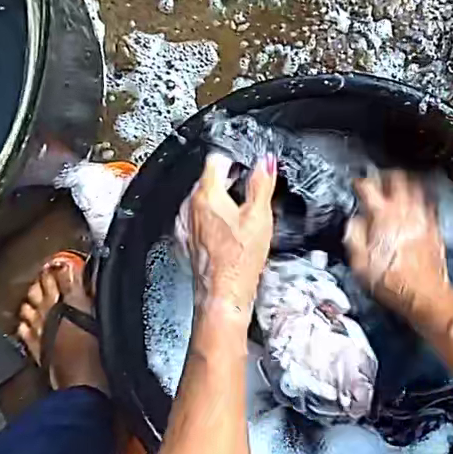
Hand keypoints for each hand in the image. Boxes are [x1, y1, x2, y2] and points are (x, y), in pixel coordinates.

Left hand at [176, 152, 276, 323]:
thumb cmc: (239, 260)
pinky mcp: (187, 241)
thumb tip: (266, 162)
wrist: (223, 294)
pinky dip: (211, 220)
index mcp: (206, 194)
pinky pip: (198, 219)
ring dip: (219, 201)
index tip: (246, 168)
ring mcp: (186, 224)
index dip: (234, 160)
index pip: (216, 160)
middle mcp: (190, 207)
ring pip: (202, 200)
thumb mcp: (259, 216)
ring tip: (239, 215)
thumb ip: (262, 183)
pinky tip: (226, 232)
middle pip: (208, 179)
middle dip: (228, 181)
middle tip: (248, 192)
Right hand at [345, 171, 452, 322]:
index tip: (357, 184)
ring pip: (416, 188)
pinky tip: (419, 204)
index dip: (360, 182)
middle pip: (397, 179)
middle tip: (380, 177)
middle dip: (386, 175)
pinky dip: (422, 199)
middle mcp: (404, 213)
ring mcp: (422, 219)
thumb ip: (353, 236)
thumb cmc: (393, 282)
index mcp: (382, 217)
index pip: (369, 188)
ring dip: (407, 183)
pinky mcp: (435, 229)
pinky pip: (430, 205)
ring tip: (400, 184)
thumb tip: (353, 224)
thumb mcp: (359, 262)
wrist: (424, 295)